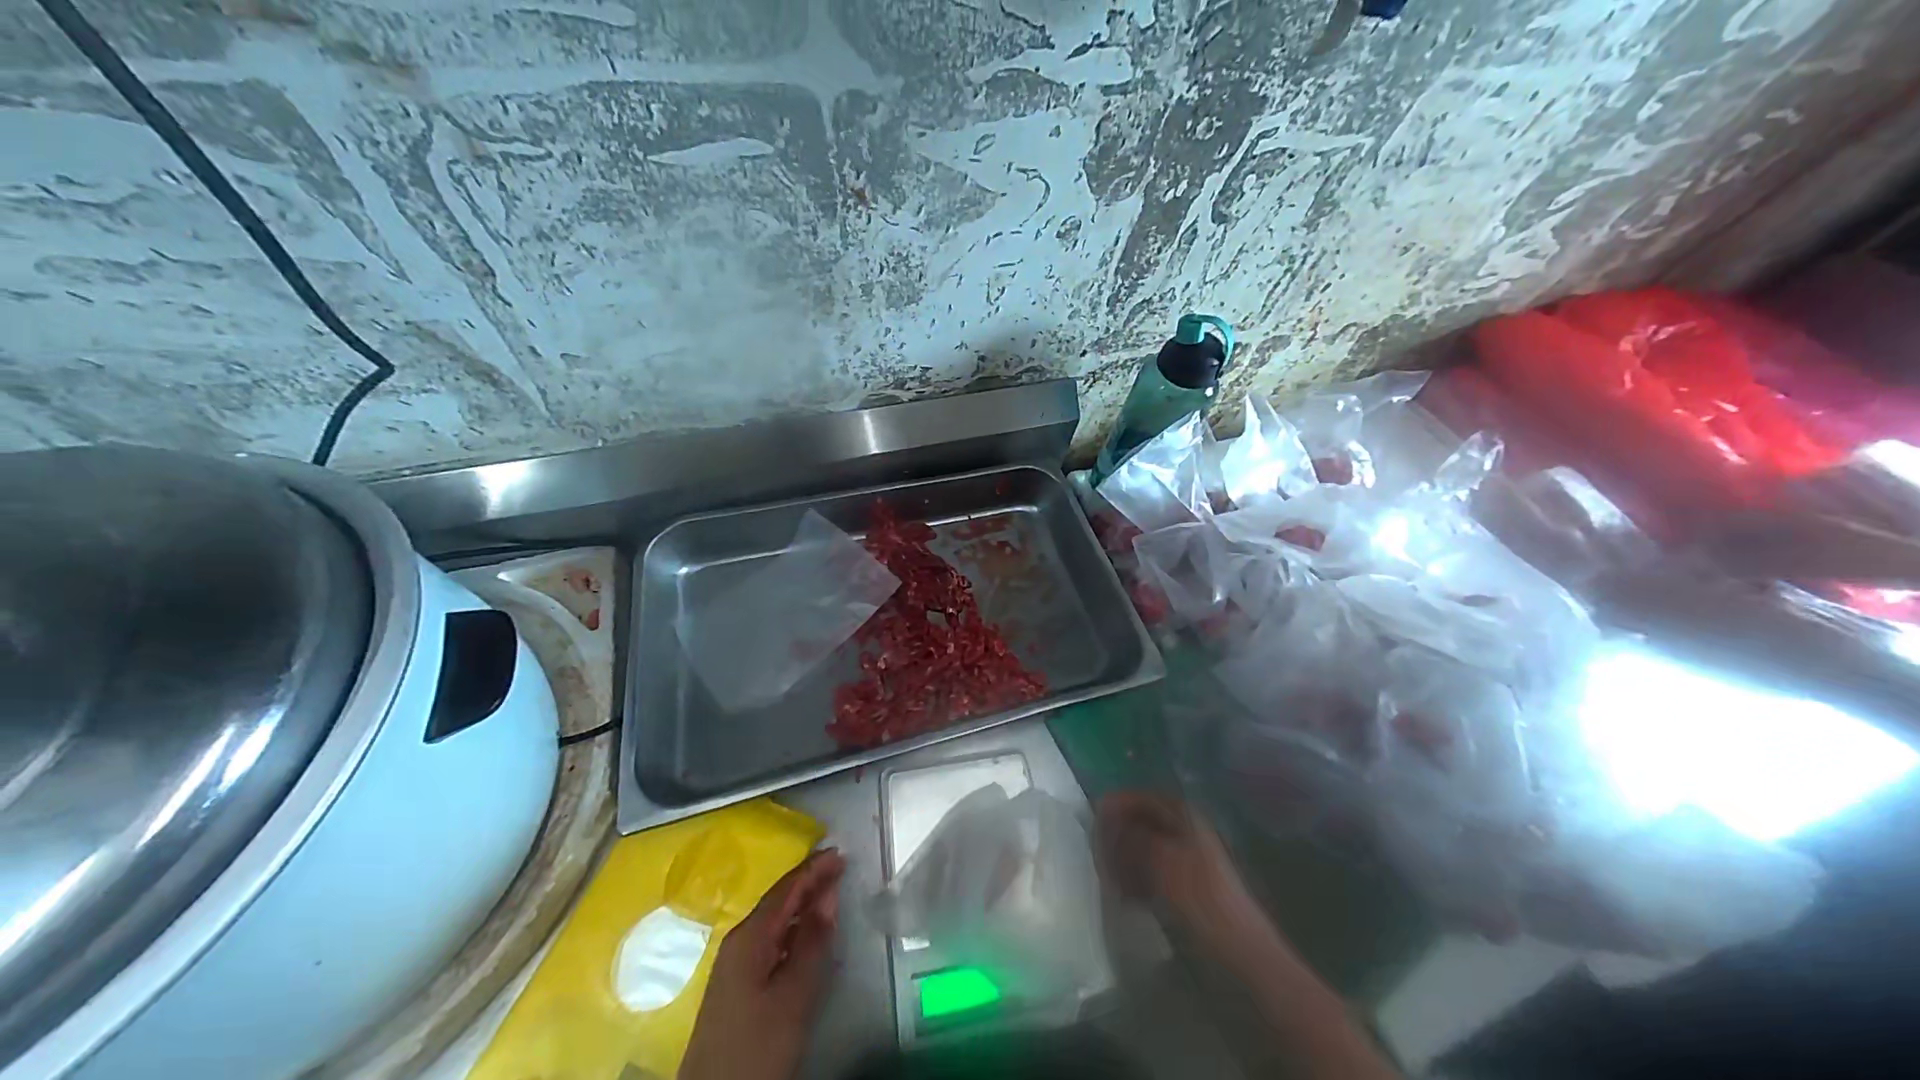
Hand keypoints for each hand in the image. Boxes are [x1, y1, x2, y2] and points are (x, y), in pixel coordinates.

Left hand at [680, 848, 845, 1079]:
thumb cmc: (758, 1045)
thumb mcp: (794, 994)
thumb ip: (812, 942)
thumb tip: (827, 896)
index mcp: (750, 937)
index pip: (786, 890)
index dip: (813, 869)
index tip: (841, 853)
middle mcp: (739, 942)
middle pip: (777, 901)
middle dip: (808, 881)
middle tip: (840, 866)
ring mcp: (735, 965)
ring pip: (773, 920)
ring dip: (801, 903)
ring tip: (830, 891)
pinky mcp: (737, 986)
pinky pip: (770, 939)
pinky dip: (792, 927)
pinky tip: (807, 933)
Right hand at [1097, 793, 1277, 973]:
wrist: (1240, 946)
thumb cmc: (1199, 895)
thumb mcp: (1160, 859)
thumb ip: (1131, 835)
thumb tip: (1106, 815)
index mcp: (1185, 817)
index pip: (1144, 798)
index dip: (1118, 803)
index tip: (1094, 814)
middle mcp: (1186, 830)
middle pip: (1143, 823)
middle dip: (1118, 836)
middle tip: (1097, 852)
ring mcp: (1188, 858)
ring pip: (1146, 849)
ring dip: (1125, 861)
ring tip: (1108, 879)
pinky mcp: (1187, 885)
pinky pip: (1154, 872)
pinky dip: (1138, 880)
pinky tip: (1126, 897)